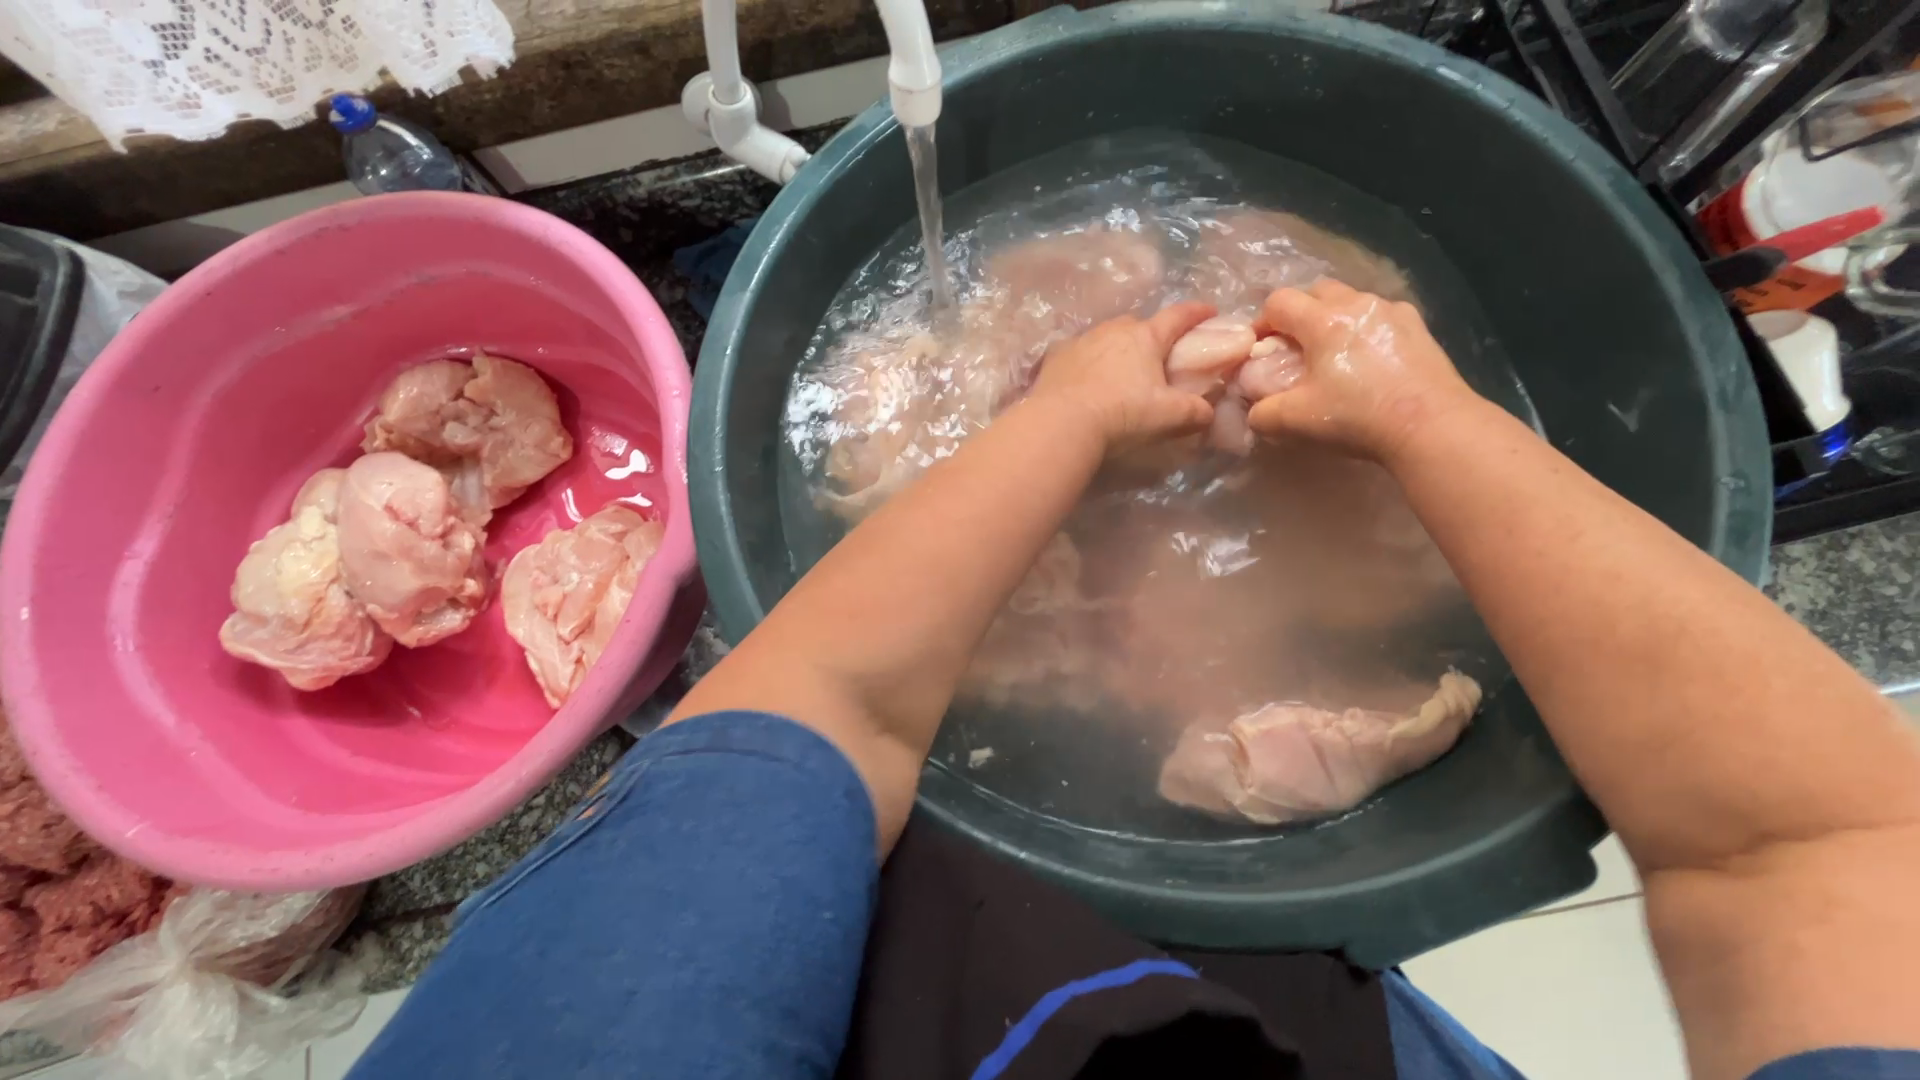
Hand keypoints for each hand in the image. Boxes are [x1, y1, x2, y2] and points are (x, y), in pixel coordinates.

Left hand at [1028, 302, 1217, 453]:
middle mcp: (1112, 329)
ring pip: (1106, 337)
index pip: (1178, 316)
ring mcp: (1081, 340)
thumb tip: (1207, 412)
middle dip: (1151, 335)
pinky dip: (1087, 362)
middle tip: (1158, 355)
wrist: (1061, 423)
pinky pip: (1078, 353)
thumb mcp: (1169, 416)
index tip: (1210, 311)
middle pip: (1139, 324)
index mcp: (1145, 336)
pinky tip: (1087, 379)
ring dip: (1116, 348)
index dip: (1197, 312)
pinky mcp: (1055, 357)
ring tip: (1120, 370)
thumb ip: (1195, 411)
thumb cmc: (1122, 414)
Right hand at [1248, 280, 1477, 460]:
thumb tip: (1254, 410)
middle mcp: (1356, 304)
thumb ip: (1261, 412)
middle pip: (1315, 292)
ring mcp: (1392, 310)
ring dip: (1333, 319)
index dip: (1262, 323)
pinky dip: (1364, 329)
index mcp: (1322, 321)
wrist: (1429, 425)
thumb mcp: (1294, 421)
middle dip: (1299, 314)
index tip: (1261, 351)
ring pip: (1350, 300)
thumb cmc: (1356, 417)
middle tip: (1295, 349)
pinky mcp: (1418, 325)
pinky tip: (1369, 359)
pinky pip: (1379, 315)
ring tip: (1333, 354)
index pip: (1278, 302)